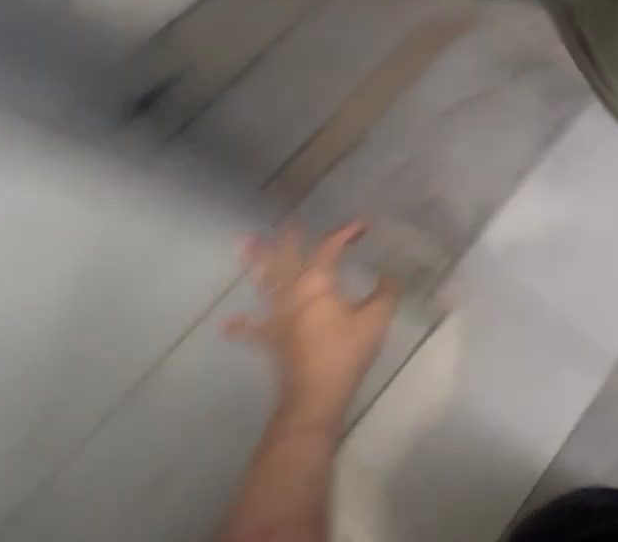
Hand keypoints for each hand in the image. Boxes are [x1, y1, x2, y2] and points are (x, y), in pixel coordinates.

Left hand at [224, 222, 400, 423]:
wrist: (315, 395)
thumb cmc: (347, 350)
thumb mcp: (377, 318)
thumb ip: (385, 293)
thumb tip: (388, 278)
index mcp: (317, 282)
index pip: (330, 247)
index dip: (346, 232)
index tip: (364, 225)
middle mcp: (292, 293)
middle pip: (286, 259)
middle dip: (289, 239)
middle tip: (290, 223)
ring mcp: (277, 316)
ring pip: (264, 284)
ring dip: (255, 263)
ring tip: (245, 245)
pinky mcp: (271, 340)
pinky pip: (251, 330)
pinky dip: (241, 325)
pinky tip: (228, 323)